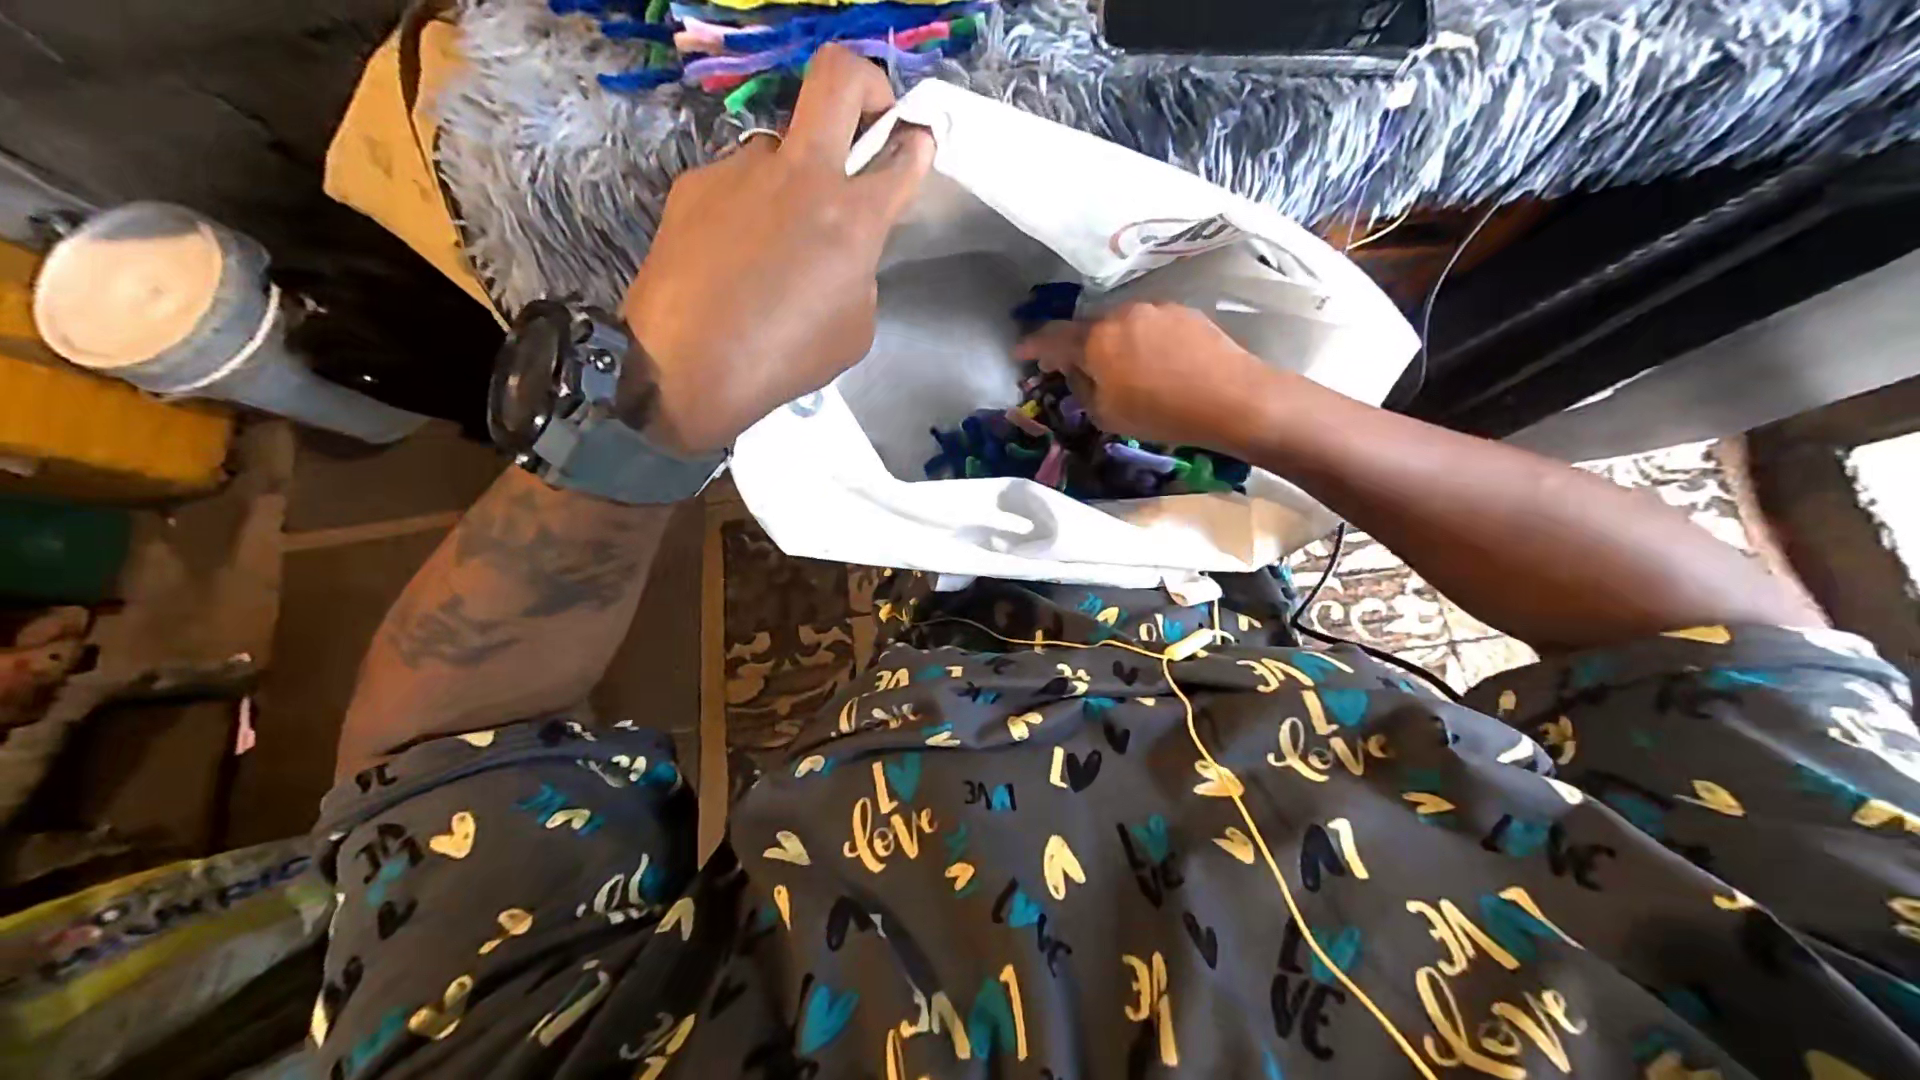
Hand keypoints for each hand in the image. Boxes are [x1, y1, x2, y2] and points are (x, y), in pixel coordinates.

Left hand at [620, 45, 933, 454]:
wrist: (689, 366)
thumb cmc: (786, 358)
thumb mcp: (855, 326)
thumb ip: (860, 272)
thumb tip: (844, 249)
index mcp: (852, 217)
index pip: (901, 153)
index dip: (915, 143)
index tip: (913, 142)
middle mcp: (800, 174)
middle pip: (839, 77)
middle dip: (867, 84)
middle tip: (867, 118)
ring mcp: (742, 169)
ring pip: (779, 146)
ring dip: (791, 177)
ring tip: (771, 238)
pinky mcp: (696, 182)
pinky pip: (737, 181)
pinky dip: (747, 207)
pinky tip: (730, 255)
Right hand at [1014, 302, 1294, 454]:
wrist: (1232, 397)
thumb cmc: (1161, 413)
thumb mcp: (1106, 414)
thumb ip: (1082, 388)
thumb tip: (1077, 372)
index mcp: (1095, 340)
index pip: (1051, 337)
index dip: (1031, 345)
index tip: (1020, 351)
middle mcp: (1120, 314)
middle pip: (1085, 327)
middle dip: (1073, 345)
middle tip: (1068, 365)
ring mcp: (1154, 308)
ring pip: (1118, 323)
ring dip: (1108, 342)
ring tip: (1116, 366)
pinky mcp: (1182, 311)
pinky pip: (1147, 323)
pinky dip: (1138, 339)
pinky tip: (1151, 361)